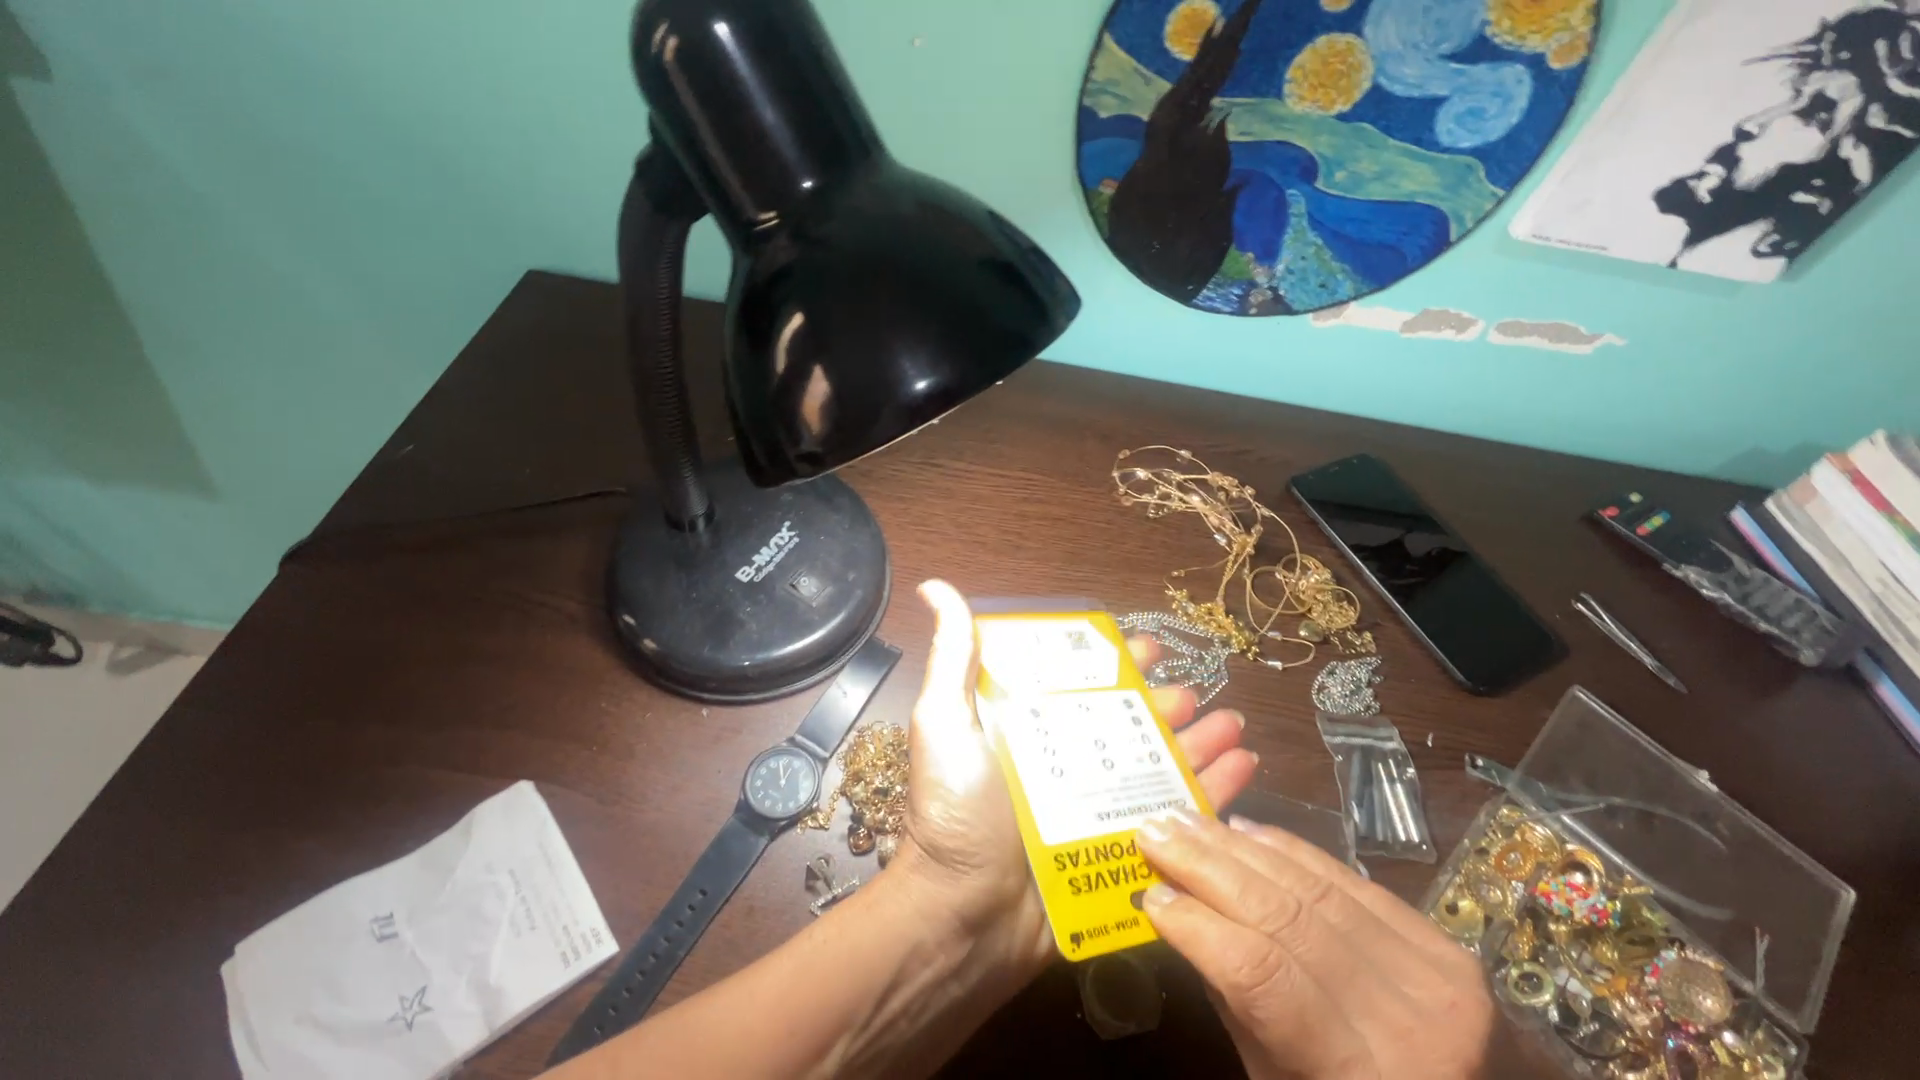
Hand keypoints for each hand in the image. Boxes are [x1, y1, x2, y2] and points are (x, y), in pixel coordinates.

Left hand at [895, 580, 1258, 972]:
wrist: (966, 915)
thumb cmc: (957, 811)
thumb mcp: (944, 722)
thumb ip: (951, 657)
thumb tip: (934, 585)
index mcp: (1031, 730)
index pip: (1082, 686)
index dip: (1116, 663)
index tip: (1148, 646)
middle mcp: (1068, 765)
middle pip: (1129, 725)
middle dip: (1166, 704)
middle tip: (1193, 695)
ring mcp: (1099, 810)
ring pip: (1161, 765)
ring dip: (1201, 741)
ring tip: (1233, 723)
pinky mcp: (1125, 851)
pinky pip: (1178, 817)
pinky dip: (1214, 792)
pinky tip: (1243, 768)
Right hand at [1134, 810, 1491, 1078]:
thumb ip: (1235, 996)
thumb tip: (1181, 909)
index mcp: (1358, 1075)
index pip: (1262, 975)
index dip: (1200, 926)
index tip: (1150, 893)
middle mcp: (1408, 1022)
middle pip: (1287, 919)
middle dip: (1208, 867)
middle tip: (1154, 832)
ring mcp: (1435, 976)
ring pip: (1316, 889)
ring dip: (1240, 847)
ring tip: (1187, 821)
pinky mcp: (1445, 944)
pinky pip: (1353, 882)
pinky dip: (1293, 850)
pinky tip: (1247, 829)